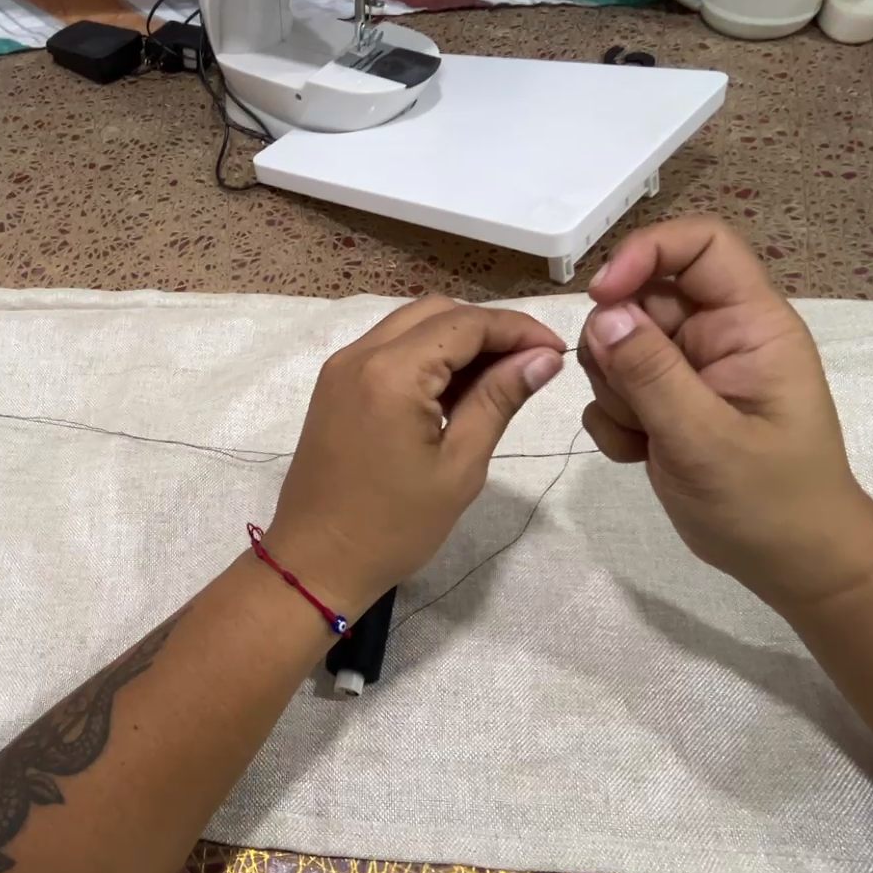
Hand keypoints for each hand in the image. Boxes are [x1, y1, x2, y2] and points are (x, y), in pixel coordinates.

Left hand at [264, 297, 566, 612]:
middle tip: (529, 365)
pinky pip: (386, 349)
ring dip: (455, 340)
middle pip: (436, 312)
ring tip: (498, 380)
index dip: (518, 329)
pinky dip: (424, 356)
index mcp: (390, 372)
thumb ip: (498, 400)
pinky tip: (453, 390)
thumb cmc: (392, 526)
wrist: (315, 560)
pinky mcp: (333, 386)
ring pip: (409, 326)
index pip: (466, 323)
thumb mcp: (459, 466)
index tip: (557, 351)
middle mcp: (359, 355)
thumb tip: (543, 358)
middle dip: (487, 329)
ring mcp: (339, 368)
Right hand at [577, 217, 872, 610]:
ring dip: (614, 391)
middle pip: (640, 297)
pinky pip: (610, 389)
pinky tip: (640, 453)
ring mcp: (685, 370)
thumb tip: (602, 314)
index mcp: (750, 325)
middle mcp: (715, 336)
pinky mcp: (661, 402)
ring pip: (615, 345)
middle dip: (615, 347)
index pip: (701, 246)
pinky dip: (613, 421)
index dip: (646, 252)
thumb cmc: (769, 499)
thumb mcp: (707, 437)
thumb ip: (652, 374)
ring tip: (647, 435)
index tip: (600, 295)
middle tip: (632, 400)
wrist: (787, 561)